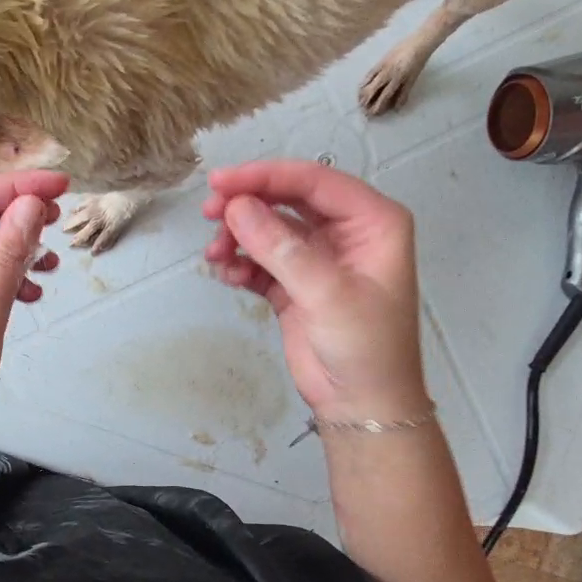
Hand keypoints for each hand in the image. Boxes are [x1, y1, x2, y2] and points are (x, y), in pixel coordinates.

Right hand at [202, 161, 427, 422]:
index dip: (266, 177)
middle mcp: (346, 233)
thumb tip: (236, 208)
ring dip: (239, 237)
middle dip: (247, 204)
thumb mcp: (326, 293)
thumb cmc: (364, 347)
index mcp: (372, 222)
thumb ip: (280, 249)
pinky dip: (241, 265)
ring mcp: (318, 260)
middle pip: (288, 200)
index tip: (221, 182)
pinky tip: (228, 276)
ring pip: (269, 230)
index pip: (314, 182)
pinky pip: (261, 262)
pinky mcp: (294, 286)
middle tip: (209, 213)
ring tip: (215, 256)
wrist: (361, 404)